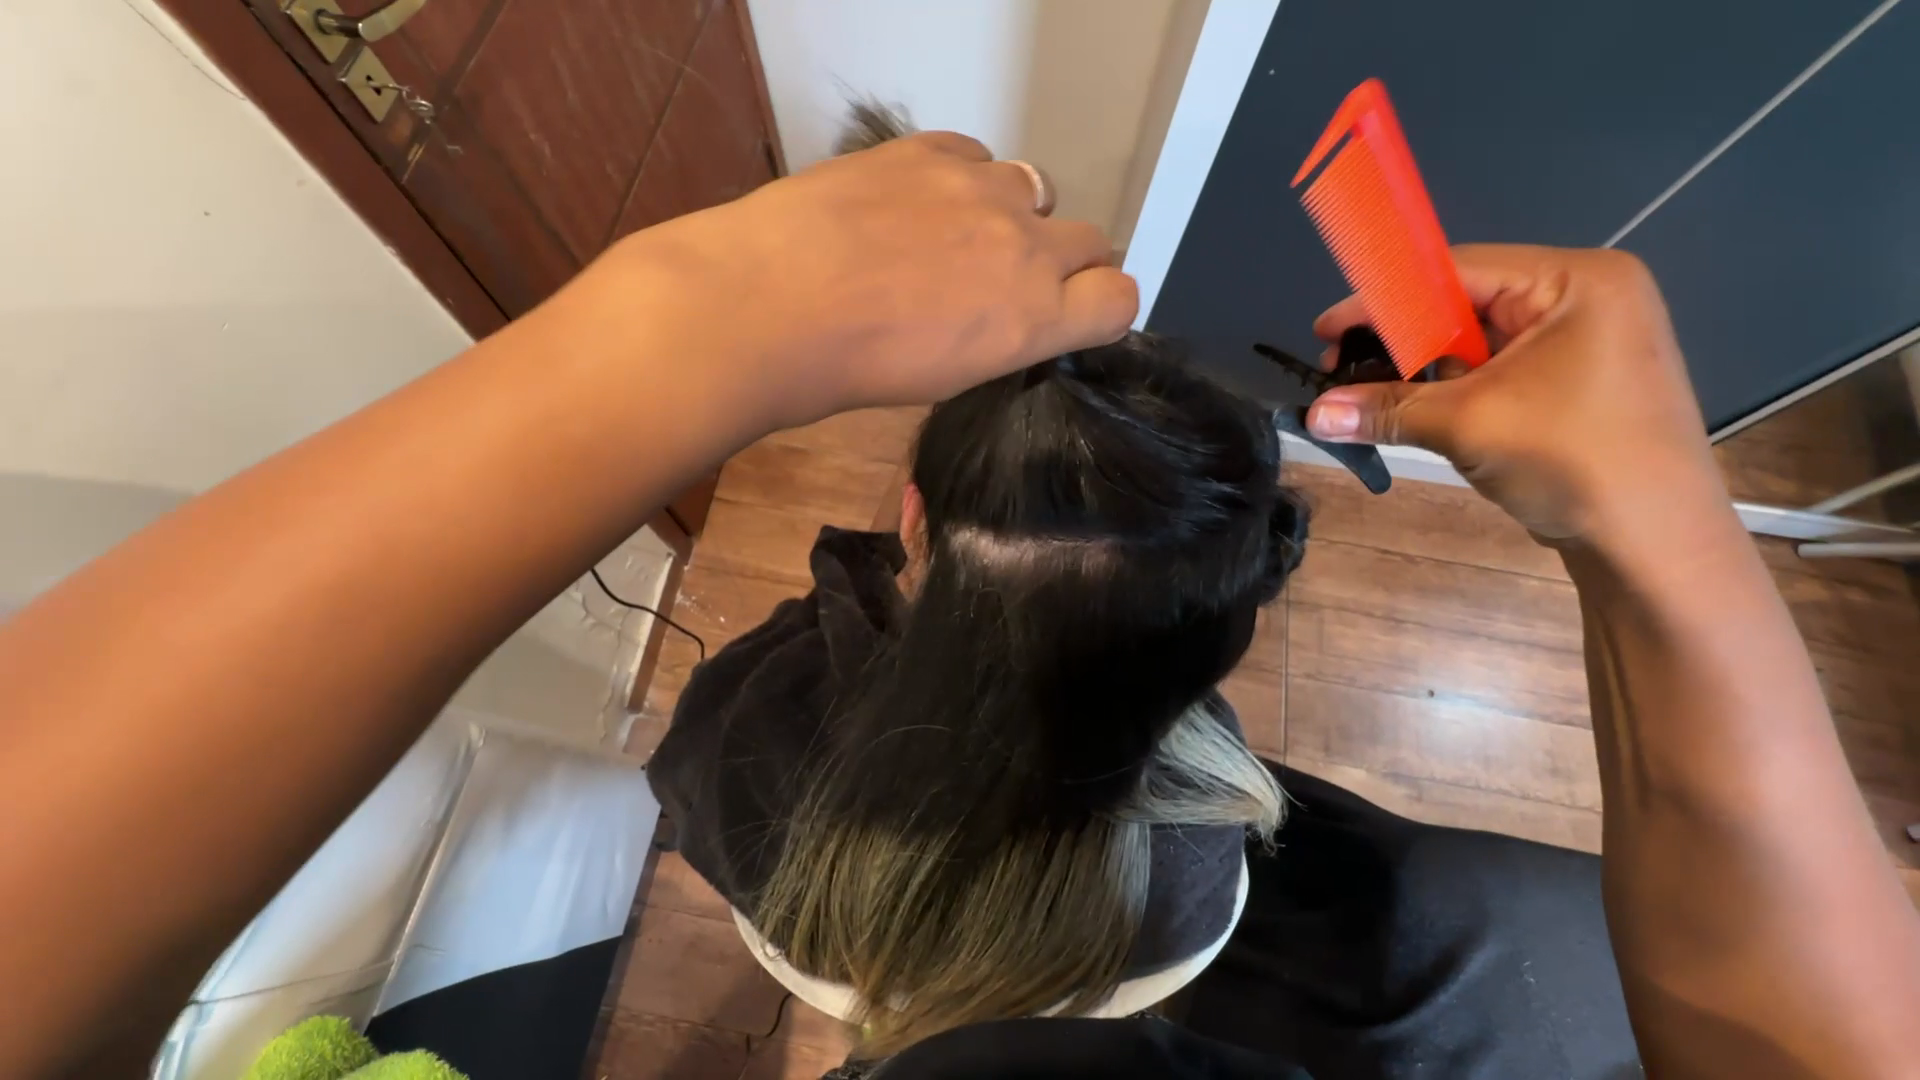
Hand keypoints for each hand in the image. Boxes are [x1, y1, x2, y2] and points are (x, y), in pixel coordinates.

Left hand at [604, 132, 1137, 429]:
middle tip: (1009, 280)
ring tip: (956, 236)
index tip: (1074, 314)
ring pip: (1036, 189)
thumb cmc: (855, 368)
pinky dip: (964, 178)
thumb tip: (1007, 312)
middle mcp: (1025, 247)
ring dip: (1014, 214)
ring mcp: (981, 189)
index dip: (1103, 307)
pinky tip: (920, 202)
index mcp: (1032, 318)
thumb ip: (1000, 335)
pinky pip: (977, 155)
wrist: (772, 304)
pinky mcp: (931, 150)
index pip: (1120, 299)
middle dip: (1066, 262)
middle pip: (1092, 240)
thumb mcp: (947, 377)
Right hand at [1305, 245, 1721, 541]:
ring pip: (1473, 343)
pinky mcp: (1568, 384)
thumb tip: (1313, 416)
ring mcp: (1579, 343)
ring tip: (1373, 398)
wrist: (1652, 540)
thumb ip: (1385, 409)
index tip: (1327, 330)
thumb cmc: (1573, 459)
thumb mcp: (1467, 423)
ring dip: (1420, 371)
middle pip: (1463, 305)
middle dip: (1398, 340)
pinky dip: (1448, 391)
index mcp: (1575, 282)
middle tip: (1342, 369)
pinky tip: (1415, 412)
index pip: (1456, 271)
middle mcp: (1582, 299)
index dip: (1383, 298)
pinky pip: (1491, 372)